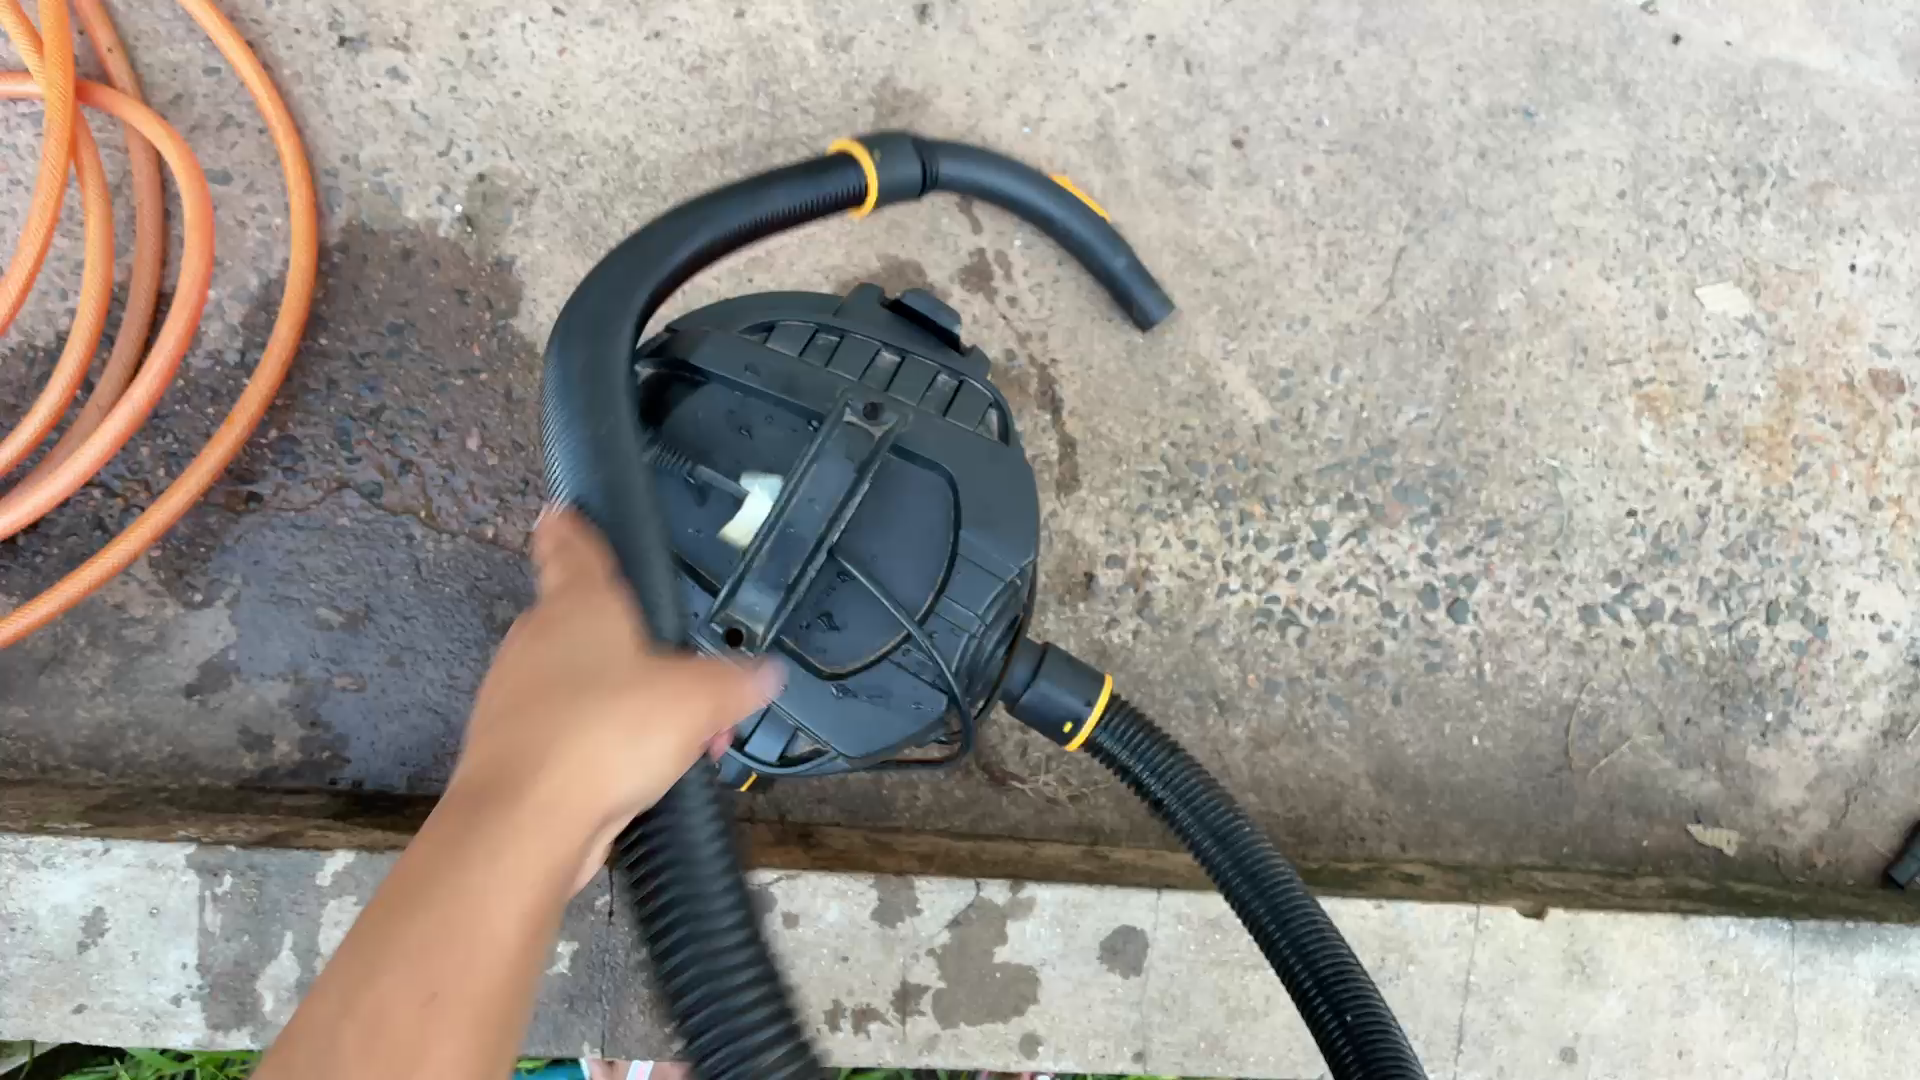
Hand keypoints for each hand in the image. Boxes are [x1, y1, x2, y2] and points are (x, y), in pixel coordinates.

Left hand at [448, 506, 782, 891]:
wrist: (526, 825)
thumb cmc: (610, 732)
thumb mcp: (703, 698)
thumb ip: (740, 681)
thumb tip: (768, 673)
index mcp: (581, 606)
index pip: (574, 549)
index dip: (572, 527)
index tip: (559, 509)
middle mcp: (541, 640)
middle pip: (595, 625)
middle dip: (646, 648)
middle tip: (692, 677)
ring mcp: (519, 693)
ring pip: (590, 682)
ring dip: (638, 701)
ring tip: (689, 739)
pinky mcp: (515, 745)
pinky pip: (577, 726)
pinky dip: (612, 738)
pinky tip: (650, 770)